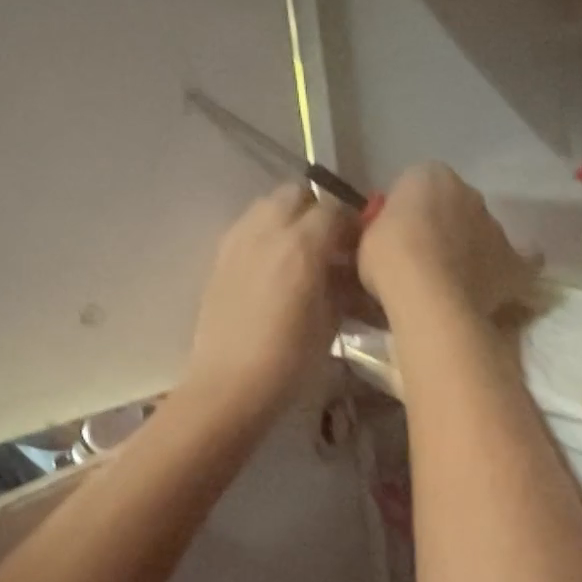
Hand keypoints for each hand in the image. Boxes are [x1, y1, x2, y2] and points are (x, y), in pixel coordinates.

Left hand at [186, 183, 346, 415]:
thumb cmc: (290, 362)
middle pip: (299, 195)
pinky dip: (265, 235)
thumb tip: (352, 269)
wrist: (229, 387)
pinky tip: (273, 270)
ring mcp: (238, 241)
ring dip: (290, 218)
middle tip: (331, 246)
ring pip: (269, 205)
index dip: (354, 225)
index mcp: (302, 245)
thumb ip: (344, 284)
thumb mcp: (332, 321)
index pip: (337, 209)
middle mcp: (268, 231)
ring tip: (301, 254)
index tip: (362, 247)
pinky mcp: (218, 258)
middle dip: (318, 212)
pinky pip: (248, 228)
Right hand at [358, 162, 530, 322]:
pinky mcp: (513, 261)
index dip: (408, 213)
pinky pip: (523, 261)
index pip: (419, 187)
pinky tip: (504, 279)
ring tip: (454, 282)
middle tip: (425, 260)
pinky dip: (516, 266)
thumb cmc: (389, 259)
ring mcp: (495, 226)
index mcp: (430, 176)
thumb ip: (387, 227)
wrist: (427, 293)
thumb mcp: (370, 235)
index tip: (398, 237)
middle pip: (456, 208)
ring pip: (484, 234)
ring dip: (472, 251)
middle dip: (445, 228)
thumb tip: (395, 235)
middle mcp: (469, 192)